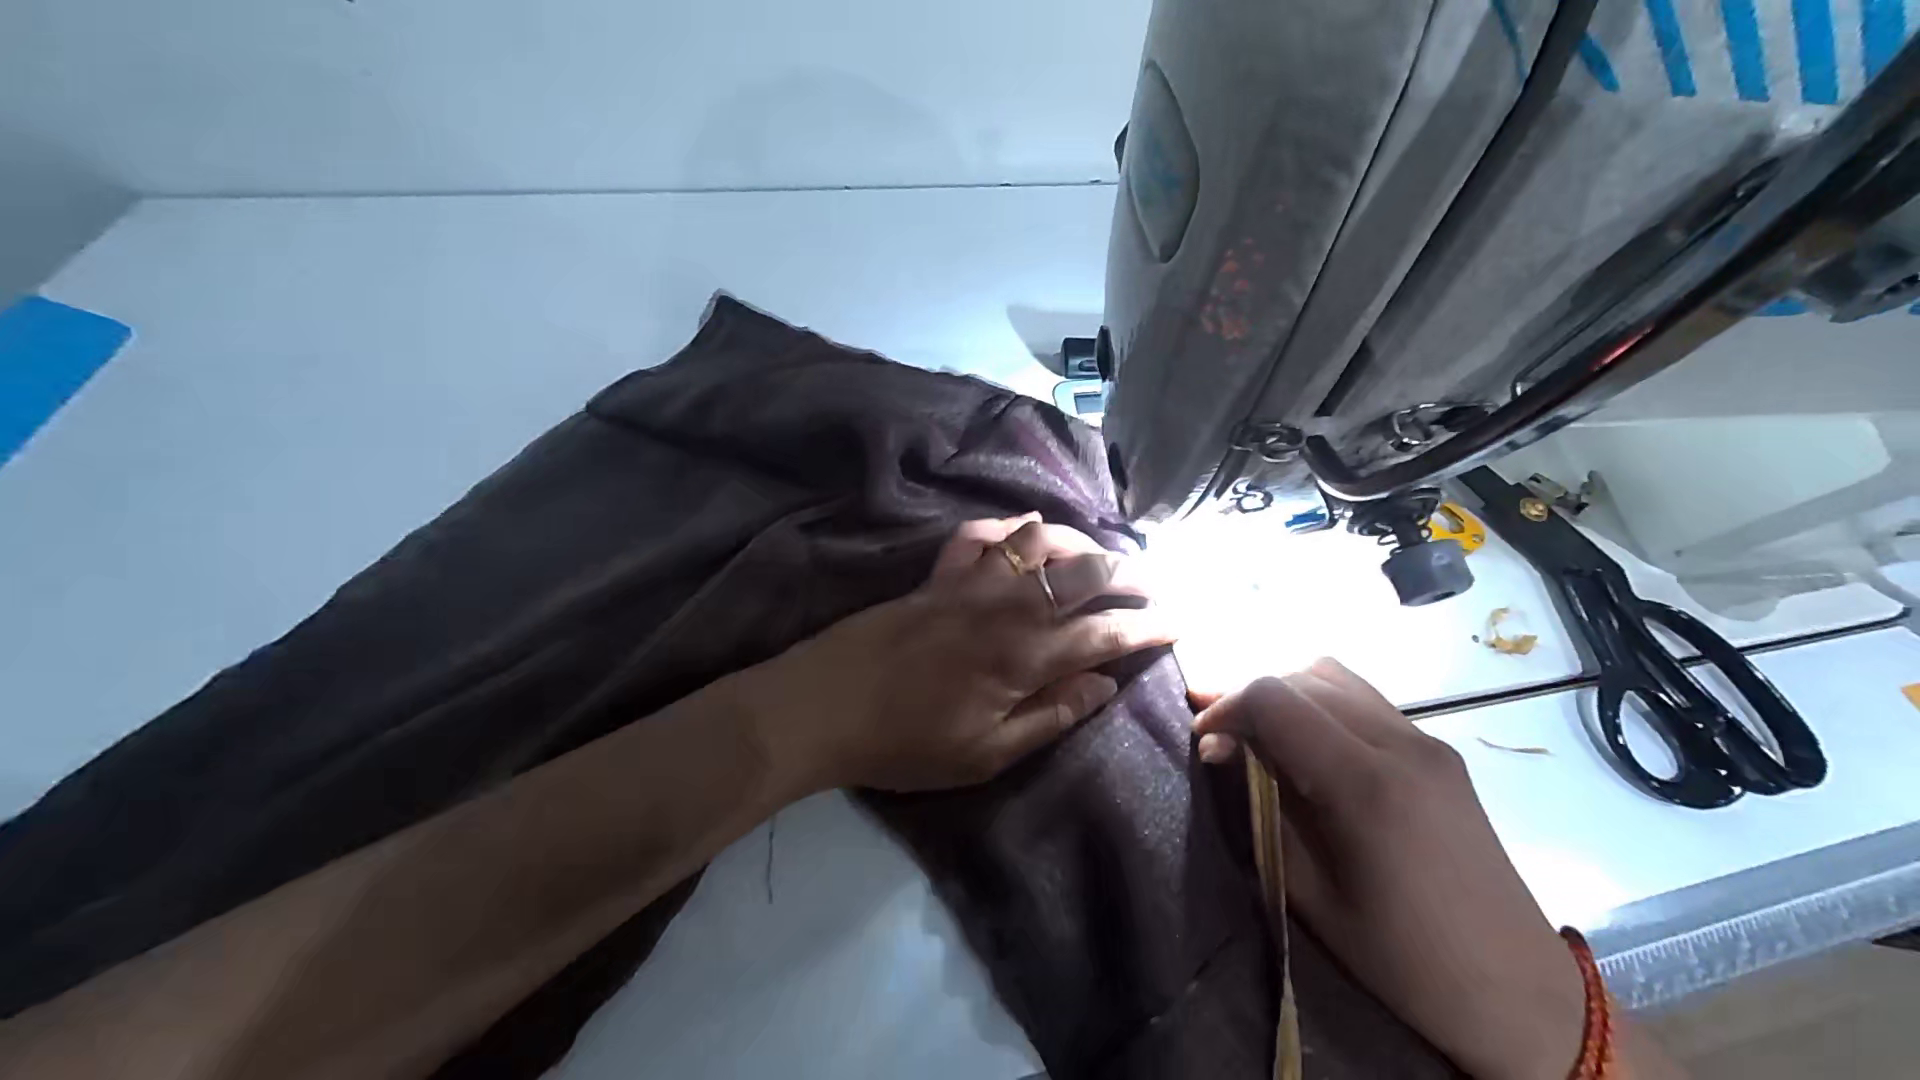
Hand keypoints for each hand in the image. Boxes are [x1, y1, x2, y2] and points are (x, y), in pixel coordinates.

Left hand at [737, 515, 1174, 794]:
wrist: (824, 706)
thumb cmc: (907, 743)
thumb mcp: (986, 753)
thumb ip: (1051, 715)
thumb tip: (1104, 684)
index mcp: (1023, 655)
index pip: (1104, 633)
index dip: (1147, 626)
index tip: (1177, 622)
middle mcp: (1005, 606)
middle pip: (1080, 573)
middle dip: (1126, 573)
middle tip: (1148, 583)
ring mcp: (968, 582)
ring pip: (1035, 540)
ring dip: (1075, 541)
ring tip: (1095, 554)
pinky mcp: (935, 575)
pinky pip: (976, 533)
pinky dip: (1005, 526)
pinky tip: (1021, 530)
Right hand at [1193, 660, 1585, 1079]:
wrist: (1517, 993)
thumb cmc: (1398, 955)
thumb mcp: (1306, 890)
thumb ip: (1257, 804)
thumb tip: (1220, 749)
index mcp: (1365, 783)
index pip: (1272, 697)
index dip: (1225, 708)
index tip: (1205, 741)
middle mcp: (1400, 744)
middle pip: (1299, 677)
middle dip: (1247, 697)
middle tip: (1221, 736)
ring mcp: (1427, 741)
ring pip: (1333, 676)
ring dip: (1286, 693)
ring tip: (1261, 732)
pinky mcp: (1440, 751)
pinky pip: (1364, 698)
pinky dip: (1321, 702)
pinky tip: (1309, 742)